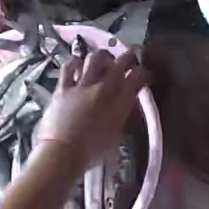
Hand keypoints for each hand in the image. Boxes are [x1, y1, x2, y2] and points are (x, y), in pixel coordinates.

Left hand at [35, 48, 146, 170]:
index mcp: (121, 103)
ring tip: (103, 59)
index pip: (138, 78)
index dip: (144, 72)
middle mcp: (104, 89)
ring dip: (102, 56)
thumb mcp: (116, 134)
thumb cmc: (93, 151)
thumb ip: (123, 116)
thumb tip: (129, 105)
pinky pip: (69, 67)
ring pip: (95, 58)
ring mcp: (82, 85)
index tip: (145, 72)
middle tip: (130, 55)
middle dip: (129, 56)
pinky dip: (75, 62)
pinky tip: (78, 63)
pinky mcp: (63, 86)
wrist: (64, 152)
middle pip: (120, 63)